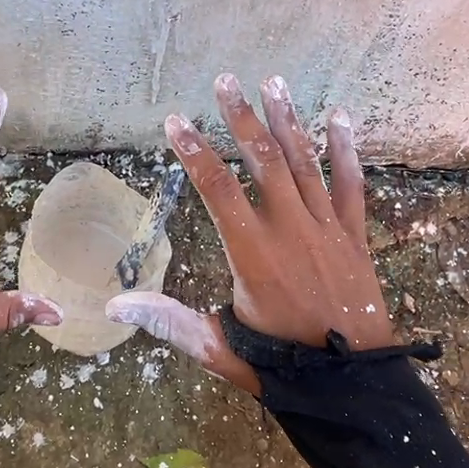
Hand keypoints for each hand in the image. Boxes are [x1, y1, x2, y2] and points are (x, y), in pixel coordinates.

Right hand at [106, 73, 392, 393]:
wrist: (354, 386)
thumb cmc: (280, 366)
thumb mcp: (218, 348)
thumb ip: (169, 321)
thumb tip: (114, 304)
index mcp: (253, 255)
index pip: (217, 190)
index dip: (194, 152)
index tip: (175, 121)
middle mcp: (291, 231)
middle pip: (263, 161)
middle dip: (241, 119)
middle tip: (226, 80)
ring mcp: (327, 230)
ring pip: (305, 164)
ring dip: (287, 121)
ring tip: (273, 81)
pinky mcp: (354, 237)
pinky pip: (351, 185)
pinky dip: (346, 150)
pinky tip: (340, 116)